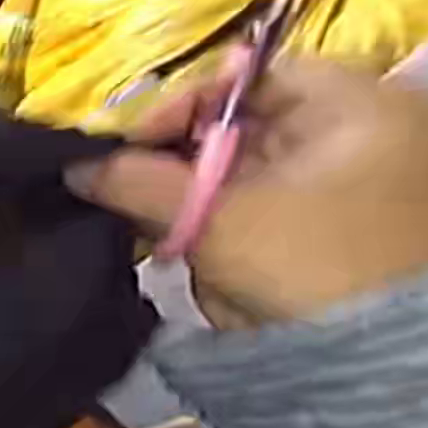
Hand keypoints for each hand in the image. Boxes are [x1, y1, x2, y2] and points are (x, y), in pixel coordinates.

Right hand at [66, 56, 427, 327]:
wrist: (349, 351)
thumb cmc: (300, 261)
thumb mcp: (214, 214)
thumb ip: (137, 182)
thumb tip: (72, 165)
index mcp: (355, 108)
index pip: (253, 75)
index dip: (185, 102)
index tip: (127, 145)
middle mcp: (339, 135)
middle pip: (230, 122)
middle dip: (164, 152)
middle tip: (113, 179)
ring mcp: (310, 182)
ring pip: (216, 165)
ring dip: (164, 187)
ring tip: (122, 210)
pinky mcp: (280, 224)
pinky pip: (217, 201)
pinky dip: (179, 212)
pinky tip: (148, 231)